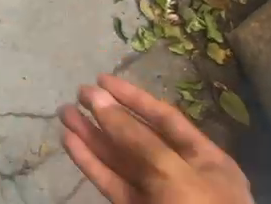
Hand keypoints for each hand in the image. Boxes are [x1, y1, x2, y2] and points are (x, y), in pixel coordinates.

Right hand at [58, 75, 252, 203]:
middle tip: (77, 95)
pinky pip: (112, 182)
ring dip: (92, 136)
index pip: (165, 119)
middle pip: (139, 137)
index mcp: (207, 163)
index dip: (132, 97)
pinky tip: (69, 142)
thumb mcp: (174, 173)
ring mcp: (159, 197)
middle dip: (107, 115)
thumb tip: (96, 95)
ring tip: (63, 113)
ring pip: (120, 160)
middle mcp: (183, 176)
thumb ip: (134, 135)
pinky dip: (90, 162)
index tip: (100, 79)